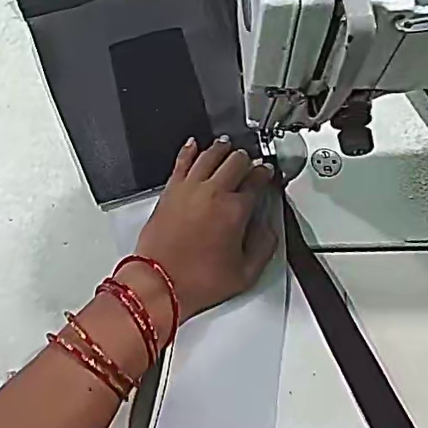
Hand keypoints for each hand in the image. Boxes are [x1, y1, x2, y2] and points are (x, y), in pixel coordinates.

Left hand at [130, 137, 279, 324]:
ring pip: (210, 155)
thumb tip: (269, 230)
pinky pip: (182, 161)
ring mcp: (189, 188)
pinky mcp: (170, 190)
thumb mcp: (245, 273)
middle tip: (250, 161)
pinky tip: (193, 144)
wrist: (159, 282)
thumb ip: (263, 247)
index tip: (267, 174)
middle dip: (247, 159)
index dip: (265, 174)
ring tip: (228, 146)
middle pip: (236, 161)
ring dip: (223, 149)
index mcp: (235, 210)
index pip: (256, 181)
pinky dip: (189, 150)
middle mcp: (213, 193)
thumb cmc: (195, 280)